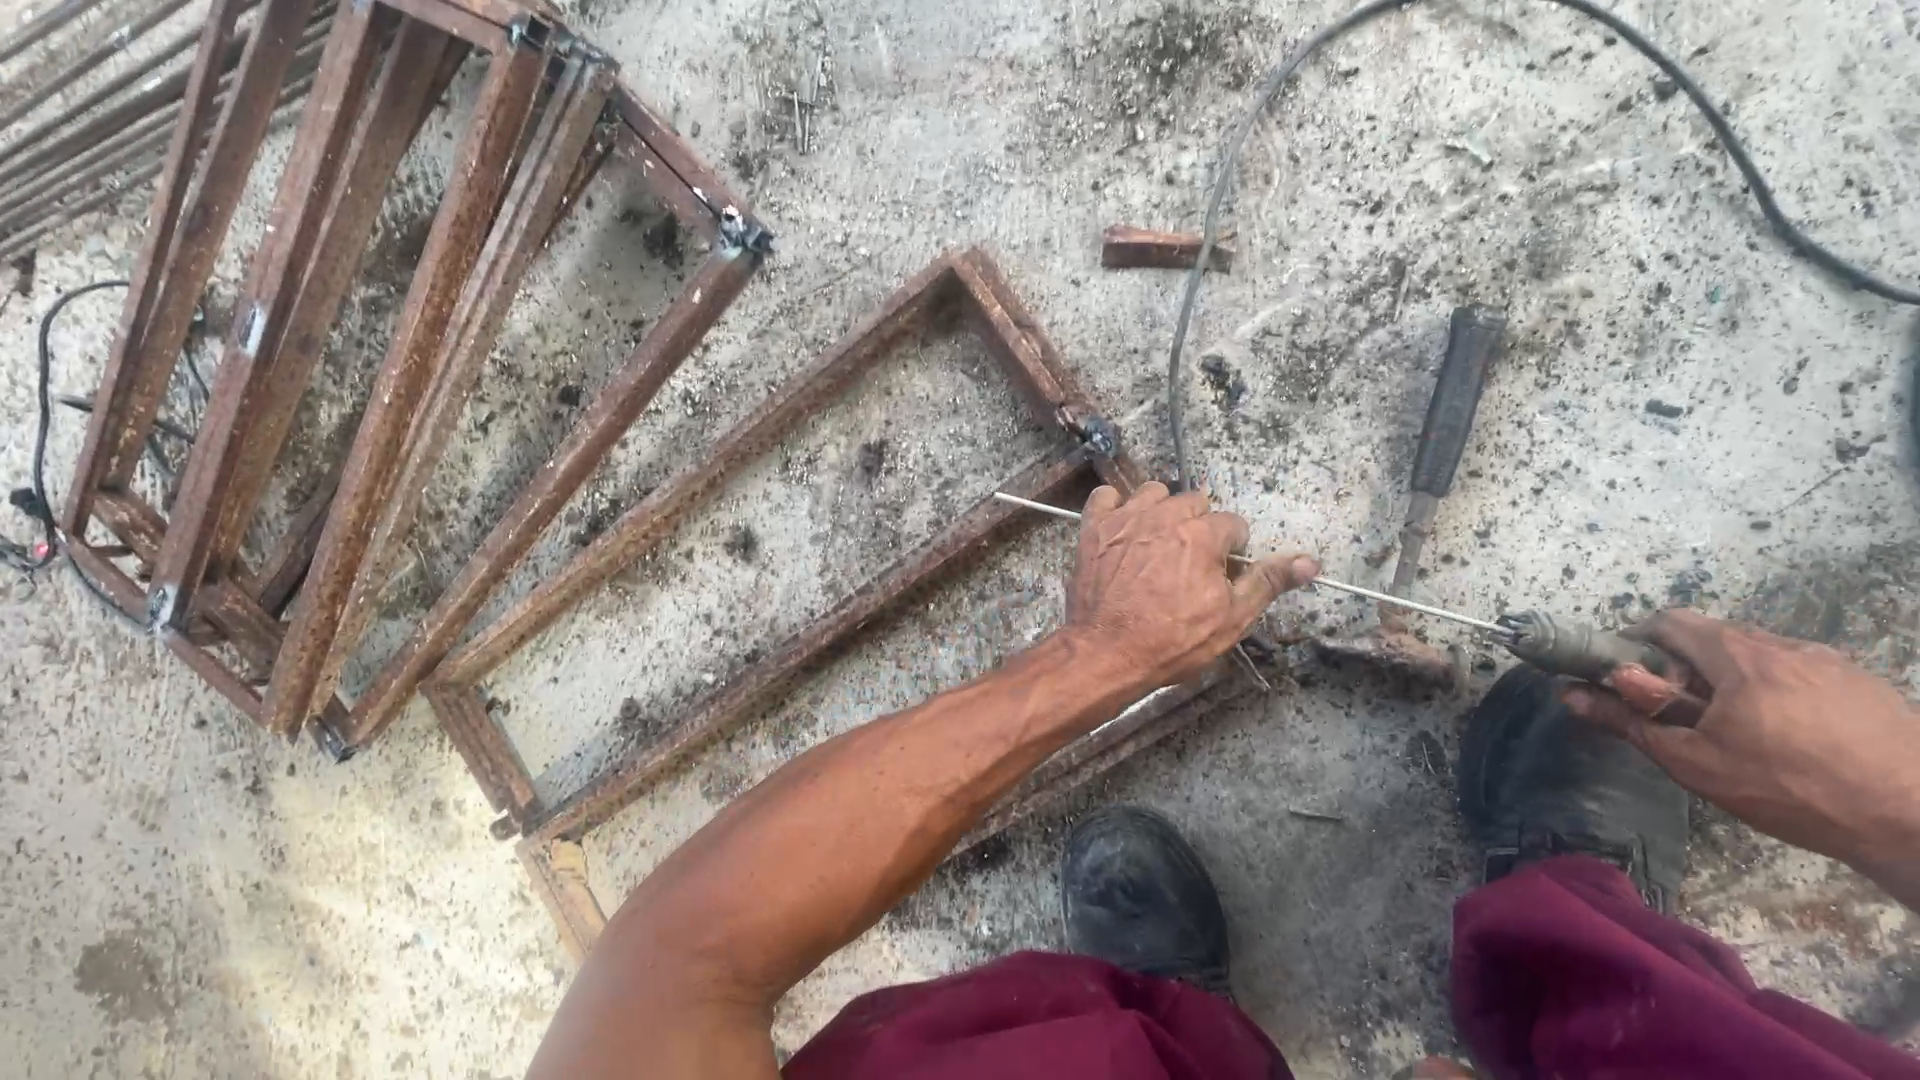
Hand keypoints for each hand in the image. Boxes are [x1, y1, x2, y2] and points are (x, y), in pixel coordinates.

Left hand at [1063, 482, 1317, 688]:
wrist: (1107, 652)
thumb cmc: (1172, 640)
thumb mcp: (1231, 618)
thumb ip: (1267, 582)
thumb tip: (1309, 561)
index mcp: (1202, 535)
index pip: (1233, 524)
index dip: (1231, 550)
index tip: (1219, 573)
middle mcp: (1165, 516)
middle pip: (1194, 503)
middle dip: (1199, 527)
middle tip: (1189, 562)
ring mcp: (1126, 519)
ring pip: (1153, 493)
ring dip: (1161, 510)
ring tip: (1159, 542)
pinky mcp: (1094, 528)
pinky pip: (1106, 496)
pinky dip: (1115, 506)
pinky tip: (1122, 528)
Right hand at [1564, 609, 1919, 881]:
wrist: (1919, 823)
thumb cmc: (1790, 789)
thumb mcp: (1693, 760)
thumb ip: (1629, 721)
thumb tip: (1569, 693)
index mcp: (1740, 657)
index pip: (1669, 622)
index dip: (1638, 643)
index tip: (1630, 681)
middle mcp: (1787, 647)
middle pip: (1715, 637)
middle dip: (1685, 666)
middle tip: (1682, 714)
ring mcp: (1835, 664)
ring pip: (1760, 655)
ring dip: (1732, 679)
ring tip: (1738, 729)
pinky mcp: (1868, 686)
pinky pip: (1802, 673)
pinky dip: (1777, 691)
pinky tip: (1790, 736)